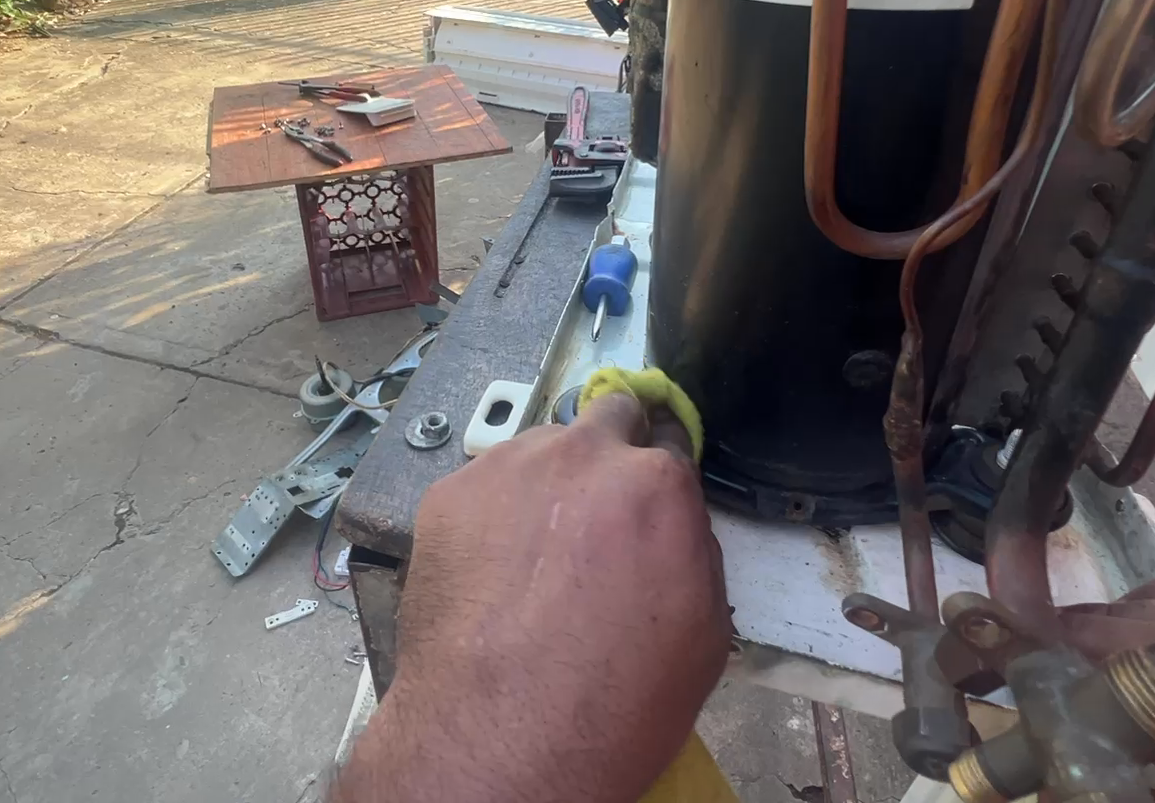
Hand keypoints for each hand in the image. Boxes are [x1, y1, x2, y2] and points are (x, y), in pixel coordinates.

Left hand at [332, 394, 730, 802]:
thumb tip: (671, 516)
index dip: (661, 466)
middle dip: (611, 449)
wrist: (498, 738)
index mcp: (654, 481)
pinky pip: (486, 483)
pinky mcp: (450, 489)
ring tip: (530, 551)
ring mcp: (508, 464)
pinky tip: (488, 566)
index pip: (669, 434)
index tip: (648, 490)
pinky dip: (494, 511)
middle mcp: (581, 453)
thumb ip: (692, 544)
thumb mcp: (704, 630)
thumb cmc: (617, 701)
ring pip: (541, 449)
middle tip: (595, 508)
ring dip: (548, 482)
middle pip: (608, 415)